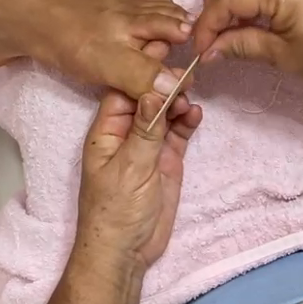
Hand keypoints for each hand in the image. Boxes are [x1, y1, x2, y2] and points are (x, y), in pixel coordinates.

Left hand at [73, 84, 201, 273]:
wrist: (125, 252)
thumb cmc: (115, 211)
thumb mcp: (130, 167)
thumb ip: (145, 130)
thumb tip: (152, 91)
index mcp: (106, 132)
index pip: (123, 91)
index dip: (141, 71)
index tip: (163, 51)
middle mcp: (126, 134)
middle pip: (147, 99)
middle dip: (166, 84)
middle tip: (188, 72)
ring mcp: (148, 147)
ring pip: (165, 113)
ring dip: (179, 102)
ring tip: (193, 95)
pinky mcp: (167, 161)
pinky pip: (178, 134)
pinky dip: (187, 122)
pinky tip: (196, 113)